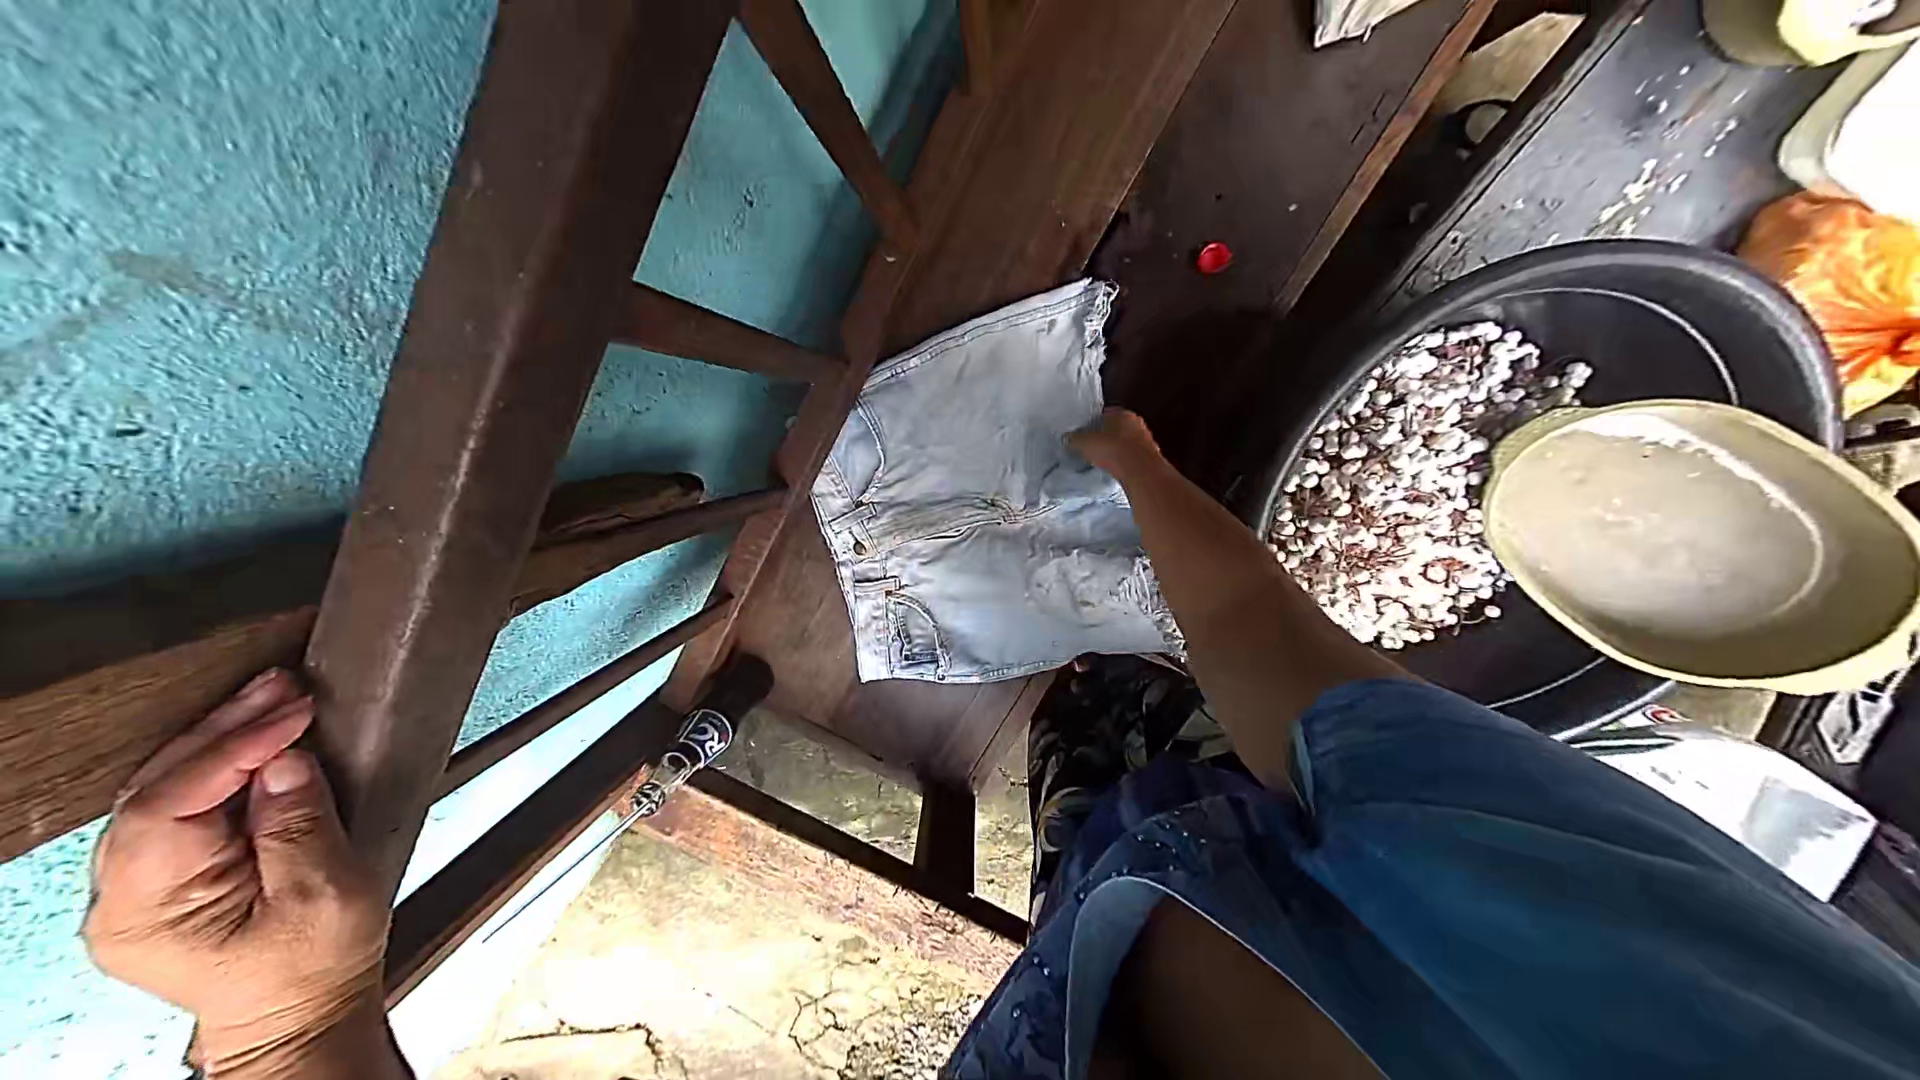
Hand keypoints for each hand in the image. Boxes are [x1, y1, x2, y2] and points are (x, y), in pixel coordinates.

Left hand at [85, 669, 396, 1077]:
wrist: (302, 1005)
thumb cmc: (315, 962)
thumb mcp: (325, 892)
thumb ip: (300, 826)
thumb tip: (287, 762)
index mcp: (147, 911)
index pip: (167, 808)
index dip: (230, 751)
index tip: (293, 713)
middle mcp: (126, 895)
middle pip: (156, 789)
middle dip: (224, 729)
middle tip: (282, 687)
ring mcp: (145, 881)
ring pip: (167, 787)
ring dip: (223, 735)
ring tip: (277, 695)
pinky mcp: (178, 867)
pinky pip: (188, 799)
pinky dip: (227, 757)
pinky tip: (262, 732)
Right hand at [1069, 407, 1164, 478]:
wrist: (1138, 471)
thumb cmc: (1112, 449)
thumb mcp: (1085, 443)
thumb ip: (1075, 439)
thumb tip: (1067, 439)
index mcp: (1123, 413)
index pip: (1106, 414)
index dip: (1094, 423)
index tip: (1086, 434)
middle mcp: (1138, 424)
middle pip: (1118, 429)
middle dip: (1106, 437)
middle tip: (1093, 447)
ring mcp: (1146, 441)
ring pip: (1127, 444)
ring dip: (1117, 451)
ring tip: (1103, 461)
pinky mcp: (1150, 458)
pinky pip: (1132, 458)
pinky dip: (1124, 463)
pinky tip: (1115, 470)